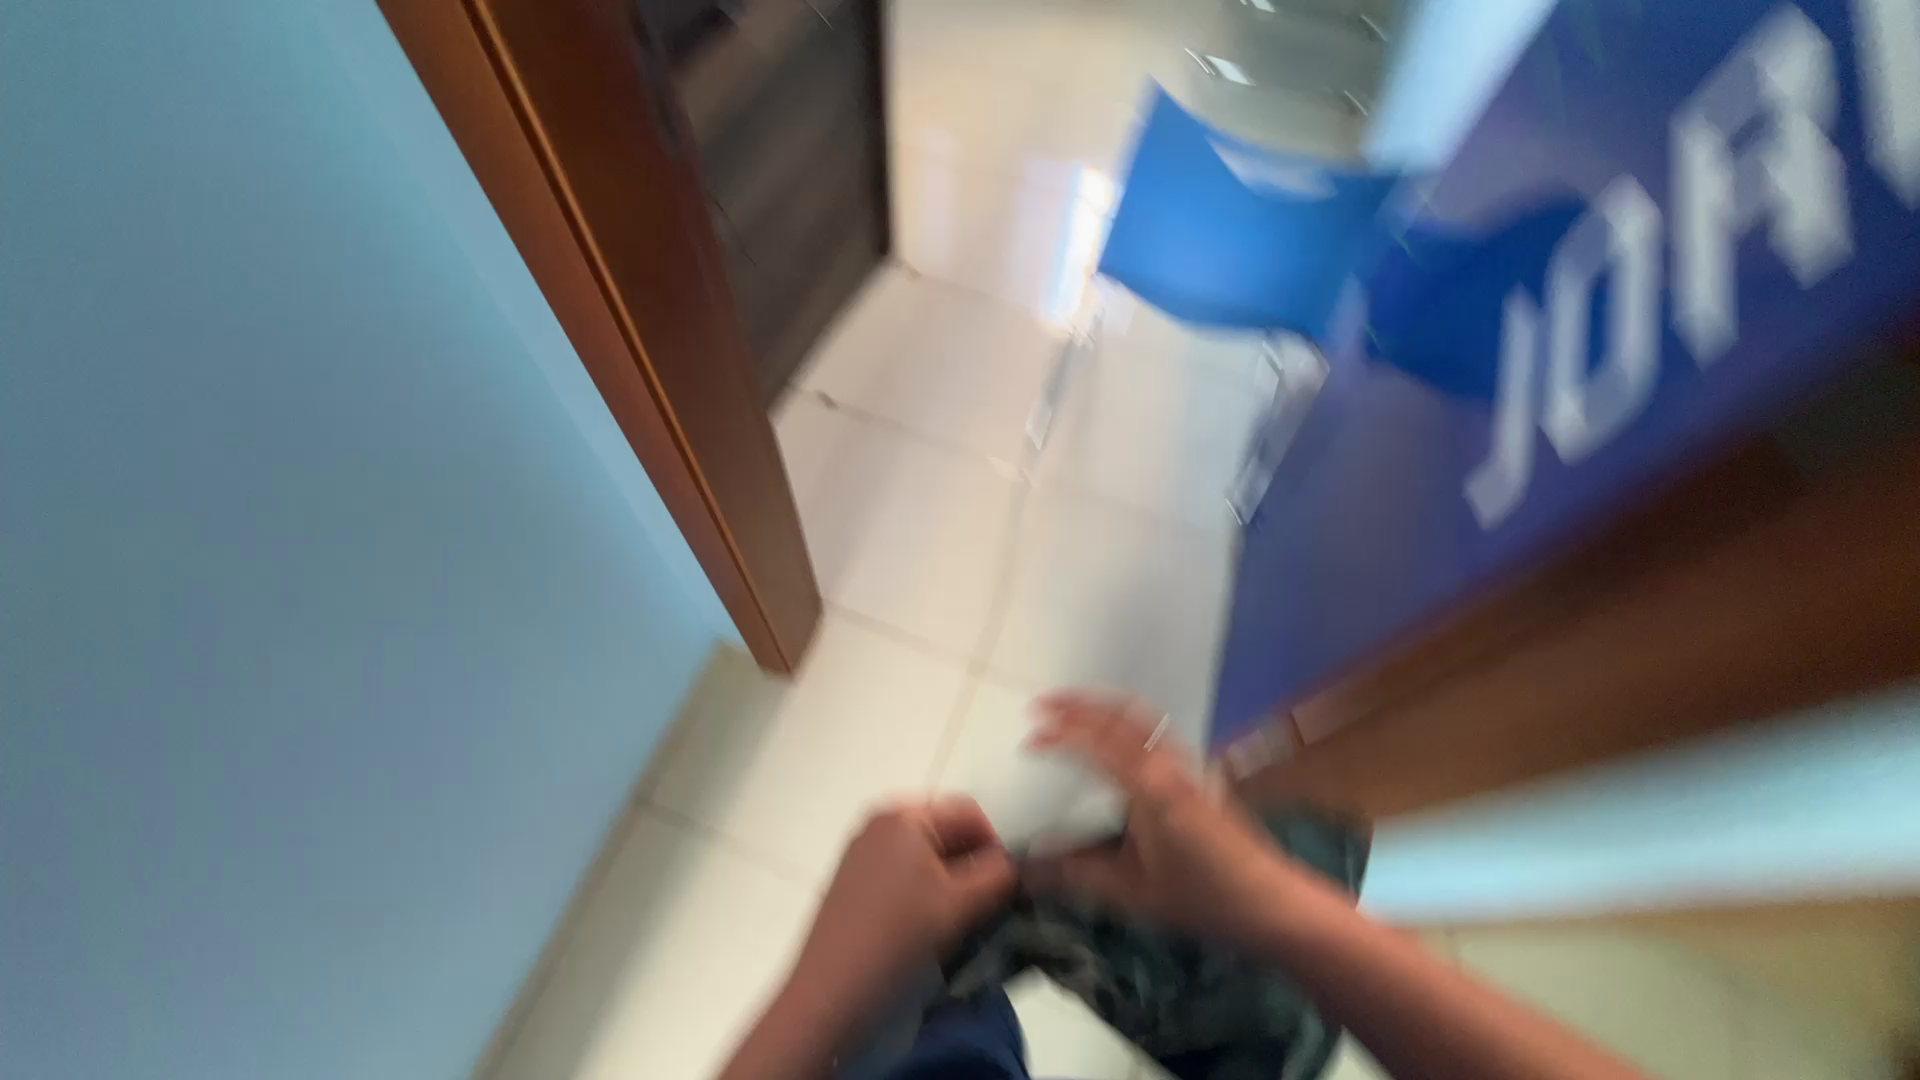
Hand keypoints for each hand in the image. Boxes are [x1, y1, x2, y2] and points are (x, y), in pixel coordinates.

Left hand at [784, 797, 1016, 1024]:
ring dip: (950, 885)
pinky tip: (927, 931)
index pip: (969, 812)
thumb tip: (1014, 864)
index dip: (996, 846)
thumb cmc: (896, 941)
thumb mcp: (959, 906)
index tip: (1008, 889)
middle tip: (986, 908)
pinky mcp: (852, 883)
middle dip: (971, 866)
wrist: (828, 999)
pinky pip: (903, 876)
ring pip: (926, 857)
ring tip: (958, 924)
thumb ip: (997, 876)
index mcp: (903, 814)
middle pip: (946, 832)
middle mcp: (879, 822)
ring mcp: (861, 852)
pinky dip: (924, 895)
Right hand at [1023, 692, 1320, 943]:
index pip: (1096, 744)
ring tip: (1071, 708)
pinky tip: (1114, 733)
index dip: (1059, 735)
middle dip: (1077, 704)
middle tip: (1041, 704)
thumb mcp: (1133, 892)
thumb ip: (1078, 874)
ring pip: (1139, 715)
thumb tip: (1029, 868)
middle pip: (1118, 716)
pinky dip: (1124, 717)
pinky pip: (1154, 728)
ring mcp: (1187, 762)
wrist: (1272, 901)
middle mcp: (1168, 764)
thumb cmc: (1202, 897)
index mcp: (1150, 787)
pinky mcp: (1197, 770)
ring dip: (1101, 705)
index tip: (1029, 739)